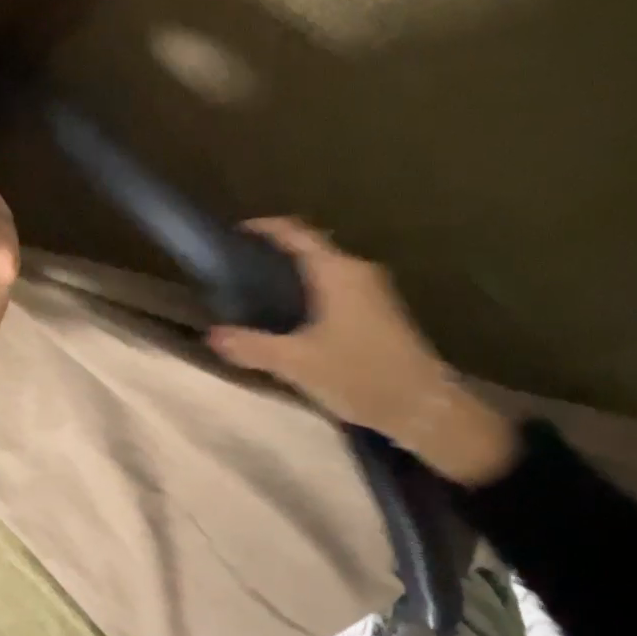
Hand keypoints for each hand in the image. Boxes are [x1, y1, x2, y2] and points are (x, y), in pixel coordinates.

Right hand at [205, 218, 518, 485]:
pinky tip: (296, 319)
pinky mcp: (382, 311)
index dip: (266, 228)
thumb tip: (212, 336)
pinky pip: (339, 287)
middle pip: (311, 249)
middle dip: (277, 255)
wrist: (424, 407)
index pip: (296, 233)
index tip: (237, 233)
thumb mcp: (298, 363)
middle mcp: (357, 270)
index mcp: (336, 271)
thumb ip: (253, 346)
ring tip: (262, 294)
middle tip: (242, 271)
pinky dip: (314, 292)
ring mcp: (374, 290)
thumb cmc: (359, 375)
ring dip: (297, 276)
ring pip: (326, 270)